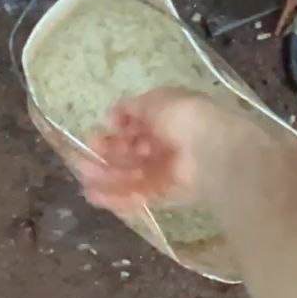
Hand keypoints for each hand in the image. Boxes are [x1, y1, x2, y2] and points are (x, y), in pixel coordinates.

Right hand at [75, 89, 260, 210]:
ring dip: (105, 177)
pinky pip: (138, 194)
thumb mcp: (155, 101)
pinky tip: (95, 195)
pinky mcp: (166, 193)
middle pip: (129, 152)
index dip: (114, 131)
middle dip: (106, 155)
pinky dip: (117, 196)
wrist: (211, 149)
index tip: (98, 134)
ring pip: (130, 174)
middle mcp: (164, 144)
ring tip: (85, 179)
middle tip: (85, 159)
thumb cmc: (183, 117)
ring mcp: (165, 169)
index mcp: (164, 118)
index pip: (134, 126)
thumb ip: (131, 108)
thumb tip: (112, 115)